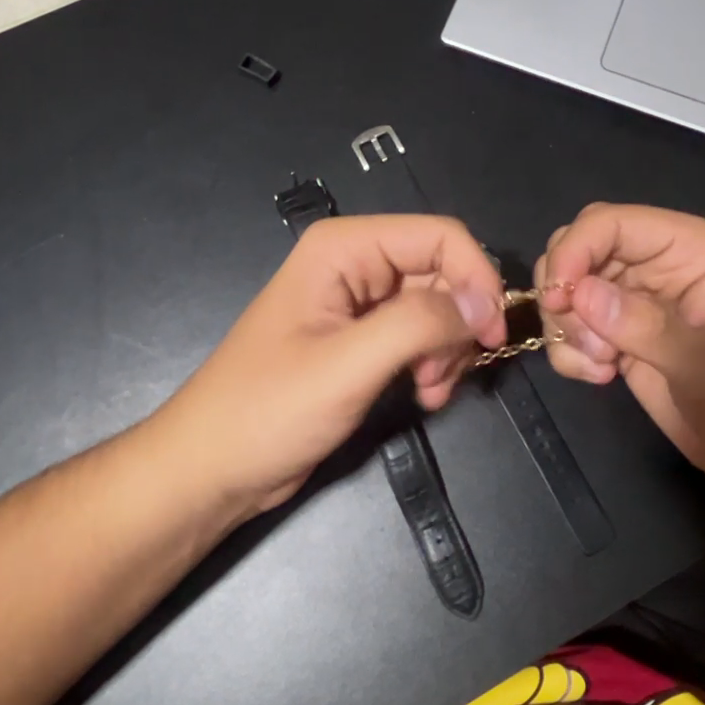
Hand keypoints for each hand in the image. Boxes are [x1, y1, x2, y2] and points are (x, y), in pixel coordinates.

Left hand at [153, 216, 506, 513]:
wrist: (213, 468)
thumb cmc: (268, 410)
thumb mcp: (347, 364)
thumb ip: (419, 323)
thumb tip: (485, 302)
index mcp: (344, 247)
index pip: (440, 236)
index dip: (475, 279)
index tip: (490, 335)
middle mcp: (355, 264)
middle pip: (443, 271)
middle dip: (457, 323)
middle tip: (444, 376)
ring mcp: (359, 302)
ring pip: (438, 306)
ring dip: (447, 349)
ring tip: (430, 391)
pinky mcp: (362, 339)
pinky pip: (420, 334)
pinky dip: (433, 362)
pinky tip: (424, 395)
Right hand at [534, 204, 704, 480]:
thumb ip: (645, 326)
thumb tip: (578, 293)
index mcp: (687, 248)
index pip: (610, 222)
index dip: (574, 249)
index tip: (557, 299)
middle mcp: (654, 263)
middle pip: (578, 246)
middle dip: (565, 290)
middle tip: (580, 339)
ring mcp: (632, 300)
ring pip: (567, 287)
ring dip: (567, 326)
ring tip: (601, 365)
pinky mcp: (616, 335)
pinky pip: (569, 326)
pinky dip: (569, 350)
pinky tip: (600, 376)